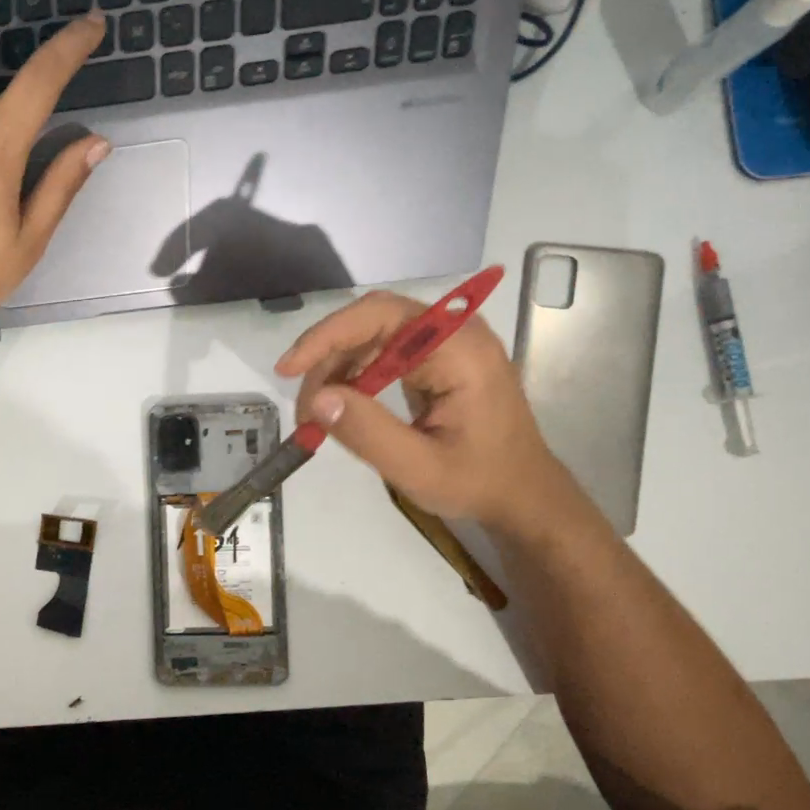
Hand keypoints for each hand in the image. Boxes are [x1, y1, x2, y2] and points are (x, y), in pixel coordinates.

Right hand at [275, 291, 576, 532]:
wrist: (520, 493)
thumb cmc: (477, 481)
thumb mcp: (418, 467)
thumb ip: (367, 432)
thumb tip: (317, 400)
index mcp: (459, 350)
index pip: (380, 316)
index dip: (328, 336)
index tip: (288, 370)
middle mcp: (454, 333)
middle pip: (372, 320)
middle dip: (327, 356)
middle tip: (304, 406)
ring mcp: (446, 344)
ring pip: (371, 336)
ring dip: (335, 369)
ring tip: (316, 414)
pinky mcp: (436, 360)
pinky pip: (382, 352)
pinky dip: (352, 376)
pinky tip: (339, 406)